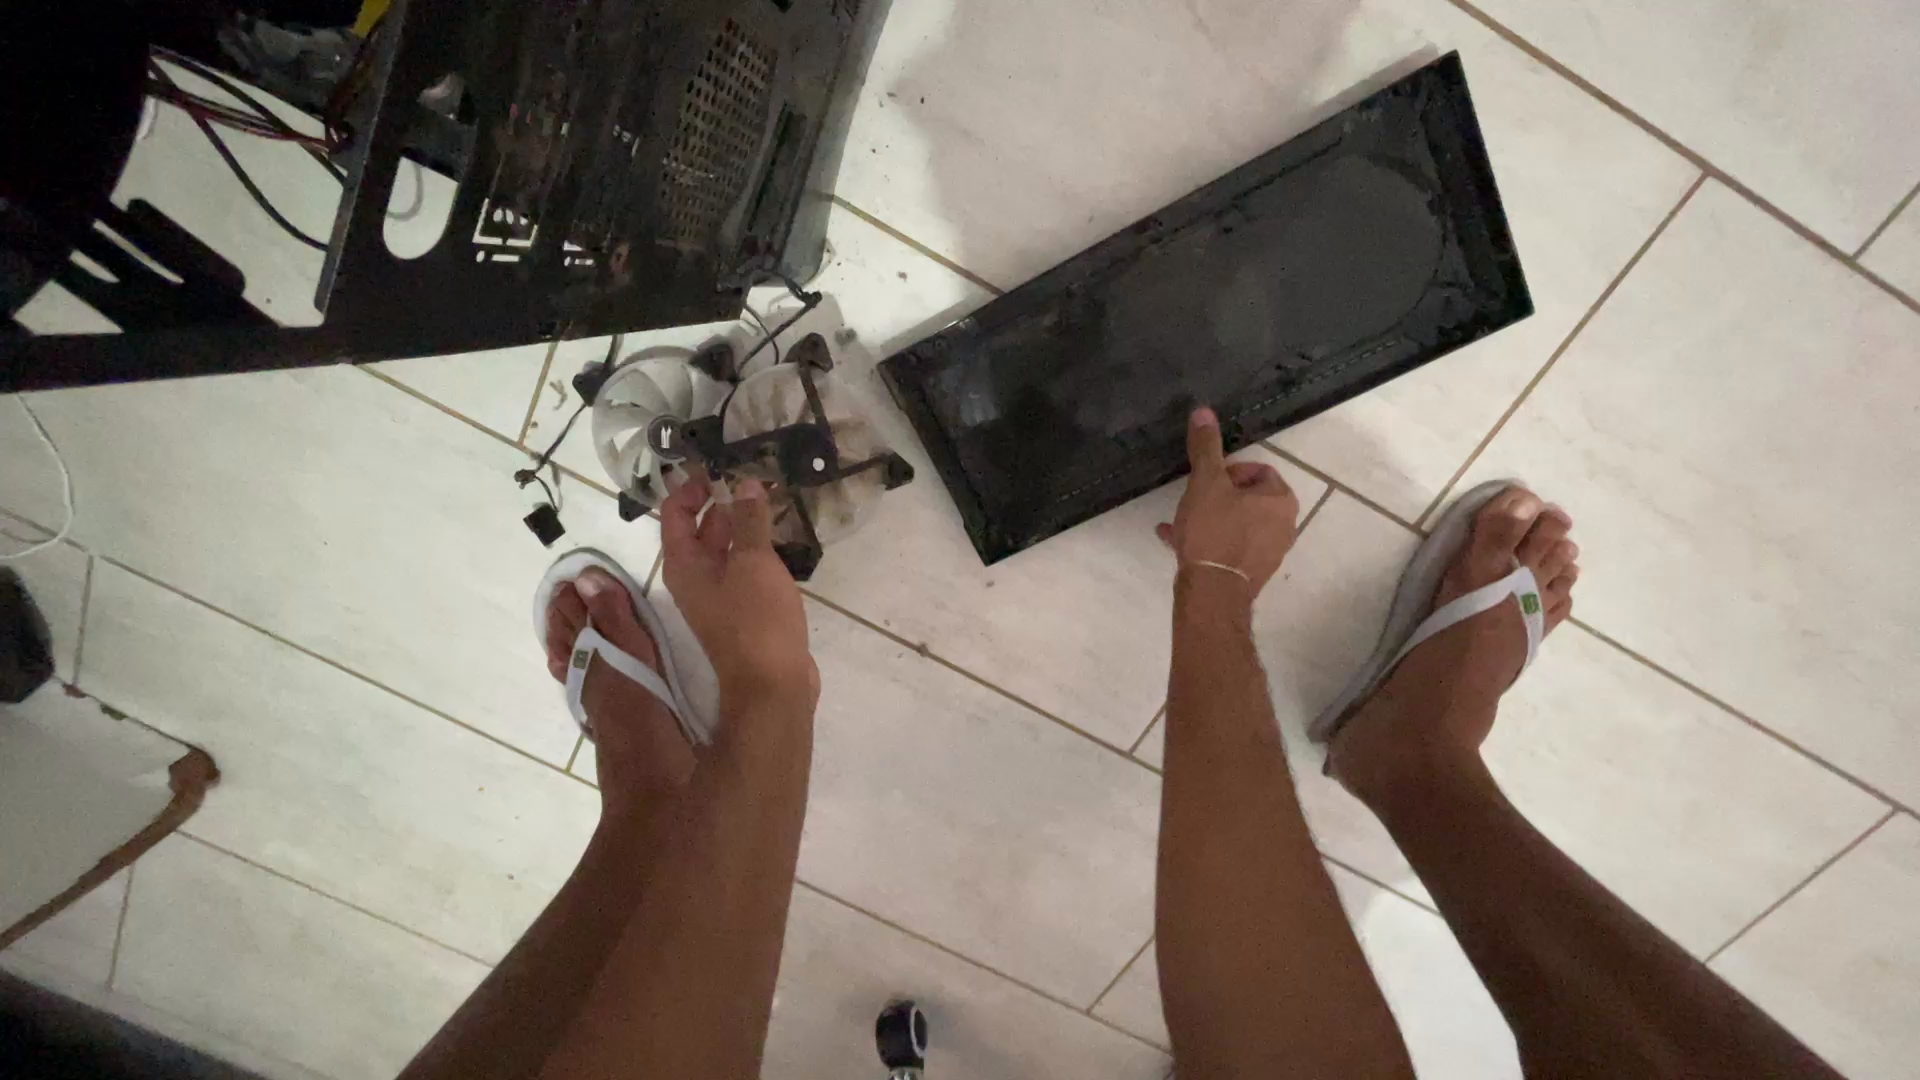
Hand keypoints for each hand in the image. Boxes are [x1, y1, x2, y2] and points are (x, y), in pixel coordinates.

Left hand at [659, 475, 818, 709]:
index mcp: (684, 564)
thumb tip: (746, 484)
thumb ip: (751, 520)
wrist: (772, 684)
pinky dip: (757, 551)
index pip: (675, 513)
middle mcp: (695, 579)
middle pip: (701, 530)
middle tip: (755, 477)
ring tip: (773, 501)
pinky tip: (782, 541)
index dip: (693, 487)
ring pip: (726, 551)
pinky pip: (744, 570)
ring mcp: (719, 597)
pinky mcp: (743, 612)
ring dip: (744, 526)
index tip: (720, 467)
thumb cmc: (755, 619)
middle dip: (724, 502)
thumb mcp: (754, 562)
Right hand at [1157, 407, 1299, 594]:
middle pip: (1247, 499)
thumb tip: (1203, 411)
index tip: (1206, 480)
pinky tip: (1176, 541)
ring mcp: (1270, 552)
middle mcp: (1284, 525)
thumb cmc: (1214, 530)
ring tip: (1181, 522)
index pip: (1257, 471)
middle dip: (1217, 497)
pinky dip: (1208, 541)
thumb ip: (1205, 448)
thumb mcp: (1205, 482)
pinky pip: (1229, 548)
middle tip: (1193, 501)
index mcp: (1280, 499)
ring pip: (1236, 525)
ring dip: (1210, 519)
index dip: (1228, 471)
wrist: (1212, 589)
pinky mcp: (1251, 573)